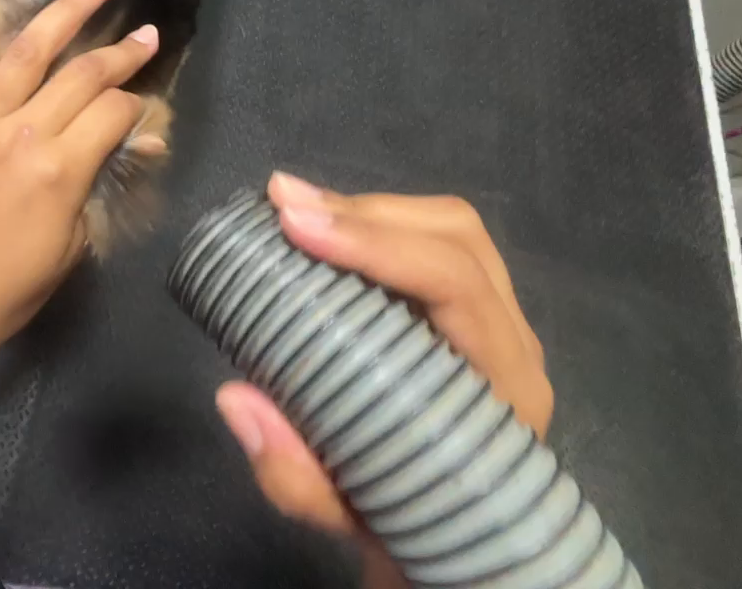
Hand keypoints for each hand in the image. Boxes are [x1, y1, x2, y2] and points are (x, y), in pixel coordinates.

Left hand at [0, 0, 158, 365]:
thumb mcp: (73, 242)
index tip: (143, 100)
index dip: (136, 103)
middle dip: (121, 51)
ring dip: (66, 11)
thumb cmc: (11, 287)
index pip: (113, 112)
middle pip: (82, 75)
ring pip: (27, 52)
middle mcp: (22, 132)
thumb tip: (128, 140)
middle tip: (146, 31)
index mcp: (61, 169)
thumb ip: (97, 182)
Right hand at [213, 173, 551, 586]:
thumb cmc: (405, 520)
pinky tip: (318, 224)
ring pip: (448, 226)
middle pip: (455, 237)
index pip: (454, 283)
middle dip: (362, 212)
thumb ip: (296, 476)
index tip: (293, 225)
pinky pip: (430, 238)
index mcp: (500, 390)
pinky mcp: (467, 307)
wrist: (453, 537)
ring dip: (365, 207)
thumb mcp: (348, 516)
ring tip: (293, 207)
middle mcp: (509, 342)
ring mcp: (494, 319)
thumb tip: (232, 398)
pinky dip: (368, 219)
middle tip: (280, 204)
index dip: (373, 244)